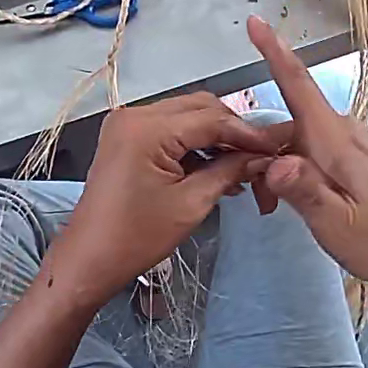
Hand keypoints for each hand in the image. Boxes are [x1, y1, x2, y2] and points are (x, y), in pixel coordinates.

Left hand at [44, 92, 284, 309]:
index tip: (278, 148)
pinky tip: (218, 169)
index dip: (248, 134)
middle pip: (200, 108)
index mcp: (148, 128)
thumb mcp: (192, 203)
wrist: (90, 259)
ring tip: (243, 168)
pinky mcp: (127, 139)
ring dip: (215, 138)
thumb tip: (263, 157)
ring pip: (187, 117)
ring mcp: (128, 125)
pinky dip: (195, 146)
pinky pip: (170, 131)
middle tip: (262, 156)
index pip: (212, 118)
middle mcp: (135, 115)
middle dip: (233, 131)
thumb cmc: (138, 236)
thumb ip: (229, 171)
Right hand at [245, 16, 367, 289]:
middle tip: (259, 200)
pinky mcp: (355, 159)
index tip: (258, 23)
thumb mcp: (335, 224)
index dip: (276, 54)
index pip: (301, 88)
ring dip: (279, 167)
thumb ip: (305, 191)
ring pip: (297, 142)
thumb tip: (275, 163)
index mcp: (336, 143)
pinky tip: (297, 199)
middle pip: (288, 126)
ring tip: (276, 206)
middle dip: (263, 153)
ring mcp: (351, 146)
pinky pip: (313, 152)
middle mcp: (344, 135)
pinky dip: (296, 171)